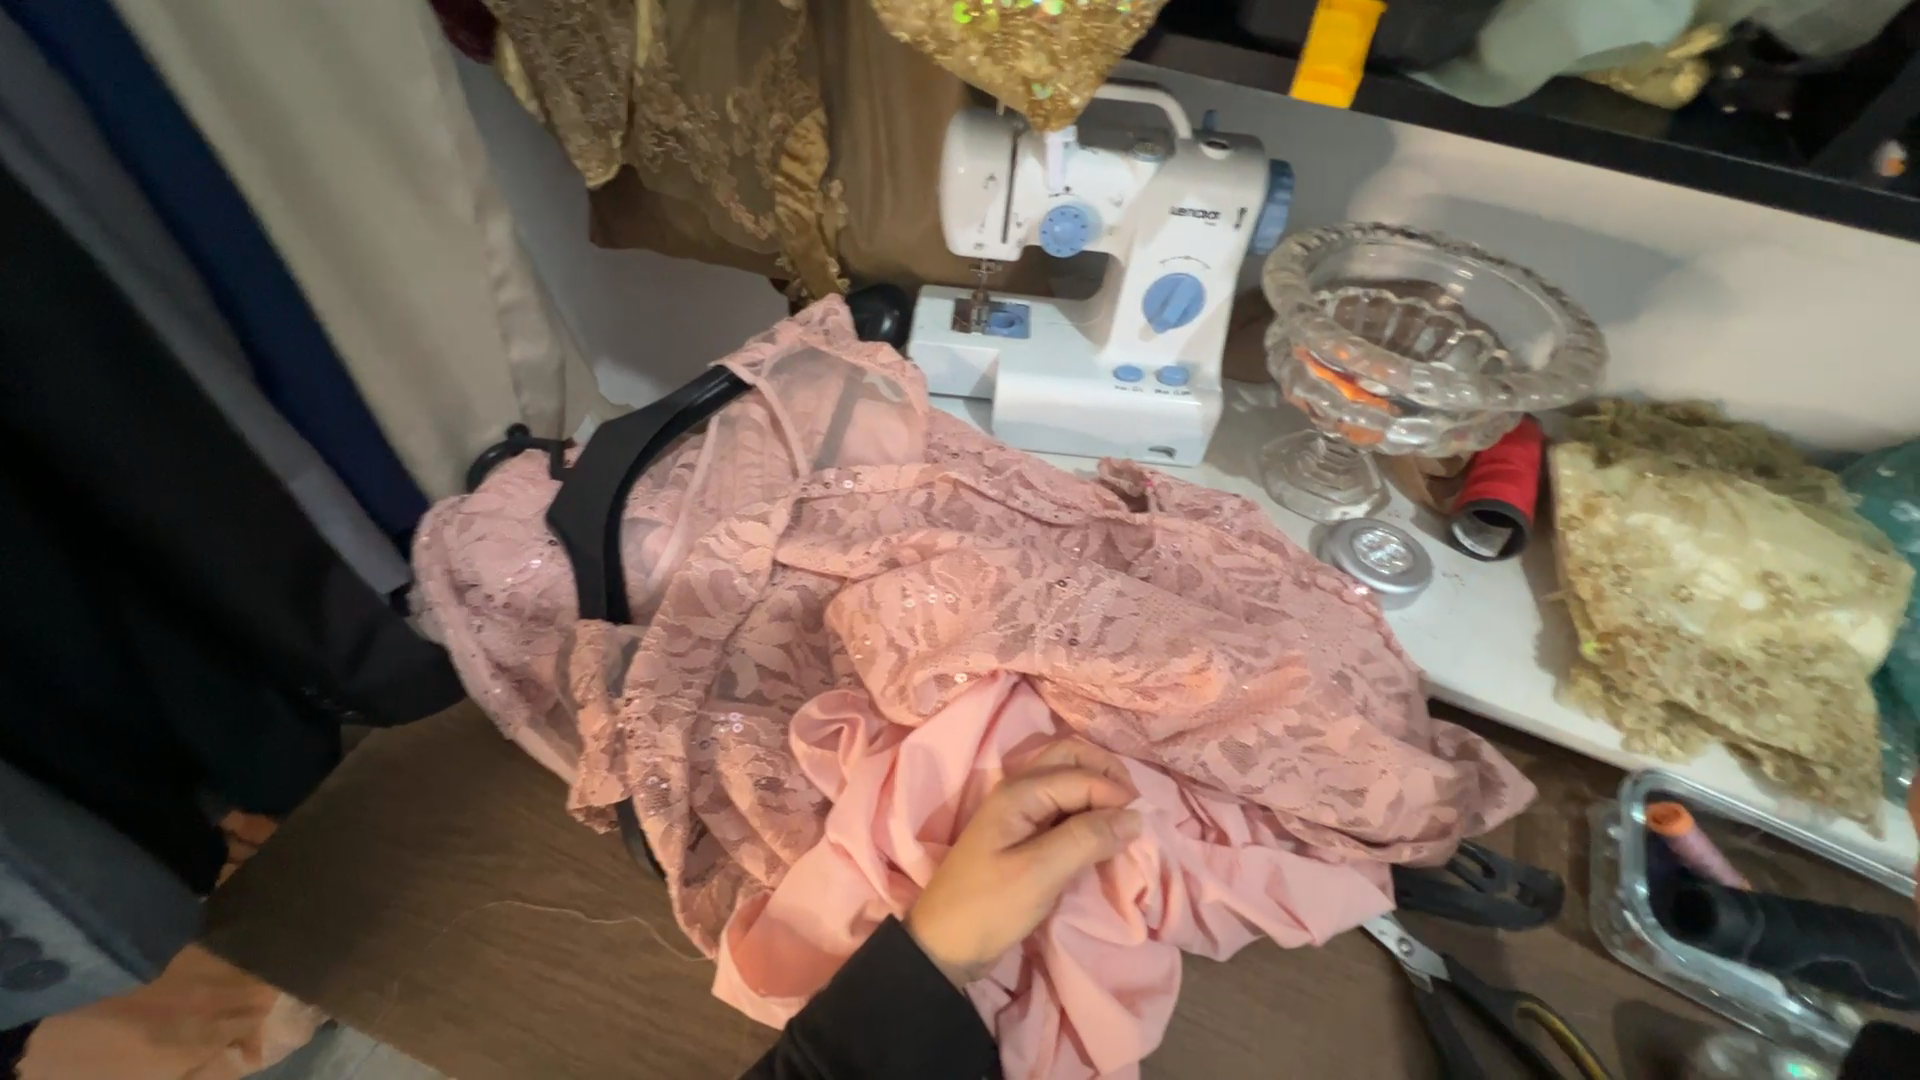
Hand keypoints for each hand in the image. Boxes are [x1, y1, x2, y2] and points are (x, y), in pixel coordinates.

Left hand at [905, 740, 1143, 986]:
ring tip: (1125, 817)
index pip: (1081, 776)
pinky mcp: (1023, 832)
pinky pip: (1061, 804)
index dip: (1115, 794)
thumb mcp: (1039, 874)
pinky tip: (1102, 830)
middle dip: (1106, 773)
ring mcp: (1019, 809)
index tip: (1144, 825)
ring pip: (1066, 778)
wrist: (943, 944)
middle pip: (1070, 758)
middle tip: (1136, 806)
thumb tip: (1133, 816)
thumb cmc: (988, 906)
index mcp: (1019, 791)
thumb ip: (1085, 839)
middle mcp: (1019, 789)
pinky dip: (1085, 808)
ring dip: (1096, 787)